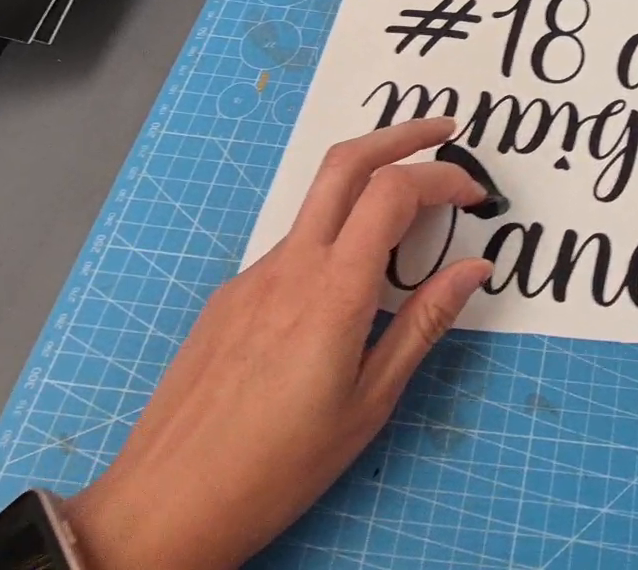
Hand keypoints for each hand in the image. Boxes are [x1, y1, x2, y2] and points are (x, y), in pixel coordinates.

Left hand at [61, 118, 492, 569]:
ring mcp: (254, 274)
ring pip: (319, 201)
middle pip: (345, 162)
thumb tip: (475, 268)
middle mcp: (291, 264)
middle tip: (446, 128)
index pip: (393, 192)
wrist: (161, 509)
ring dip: (371, 181)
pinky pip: (297, 245)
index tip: (476, 196)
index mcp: (333, 290)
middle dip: (401, 133)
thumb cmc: (280, 465)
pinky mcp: (232, 294)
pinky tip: (351, 283)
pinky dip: (338, 234)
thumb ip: (424, 324)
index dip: (442, 178)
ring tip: (412, 207)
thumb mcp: (370, 401)